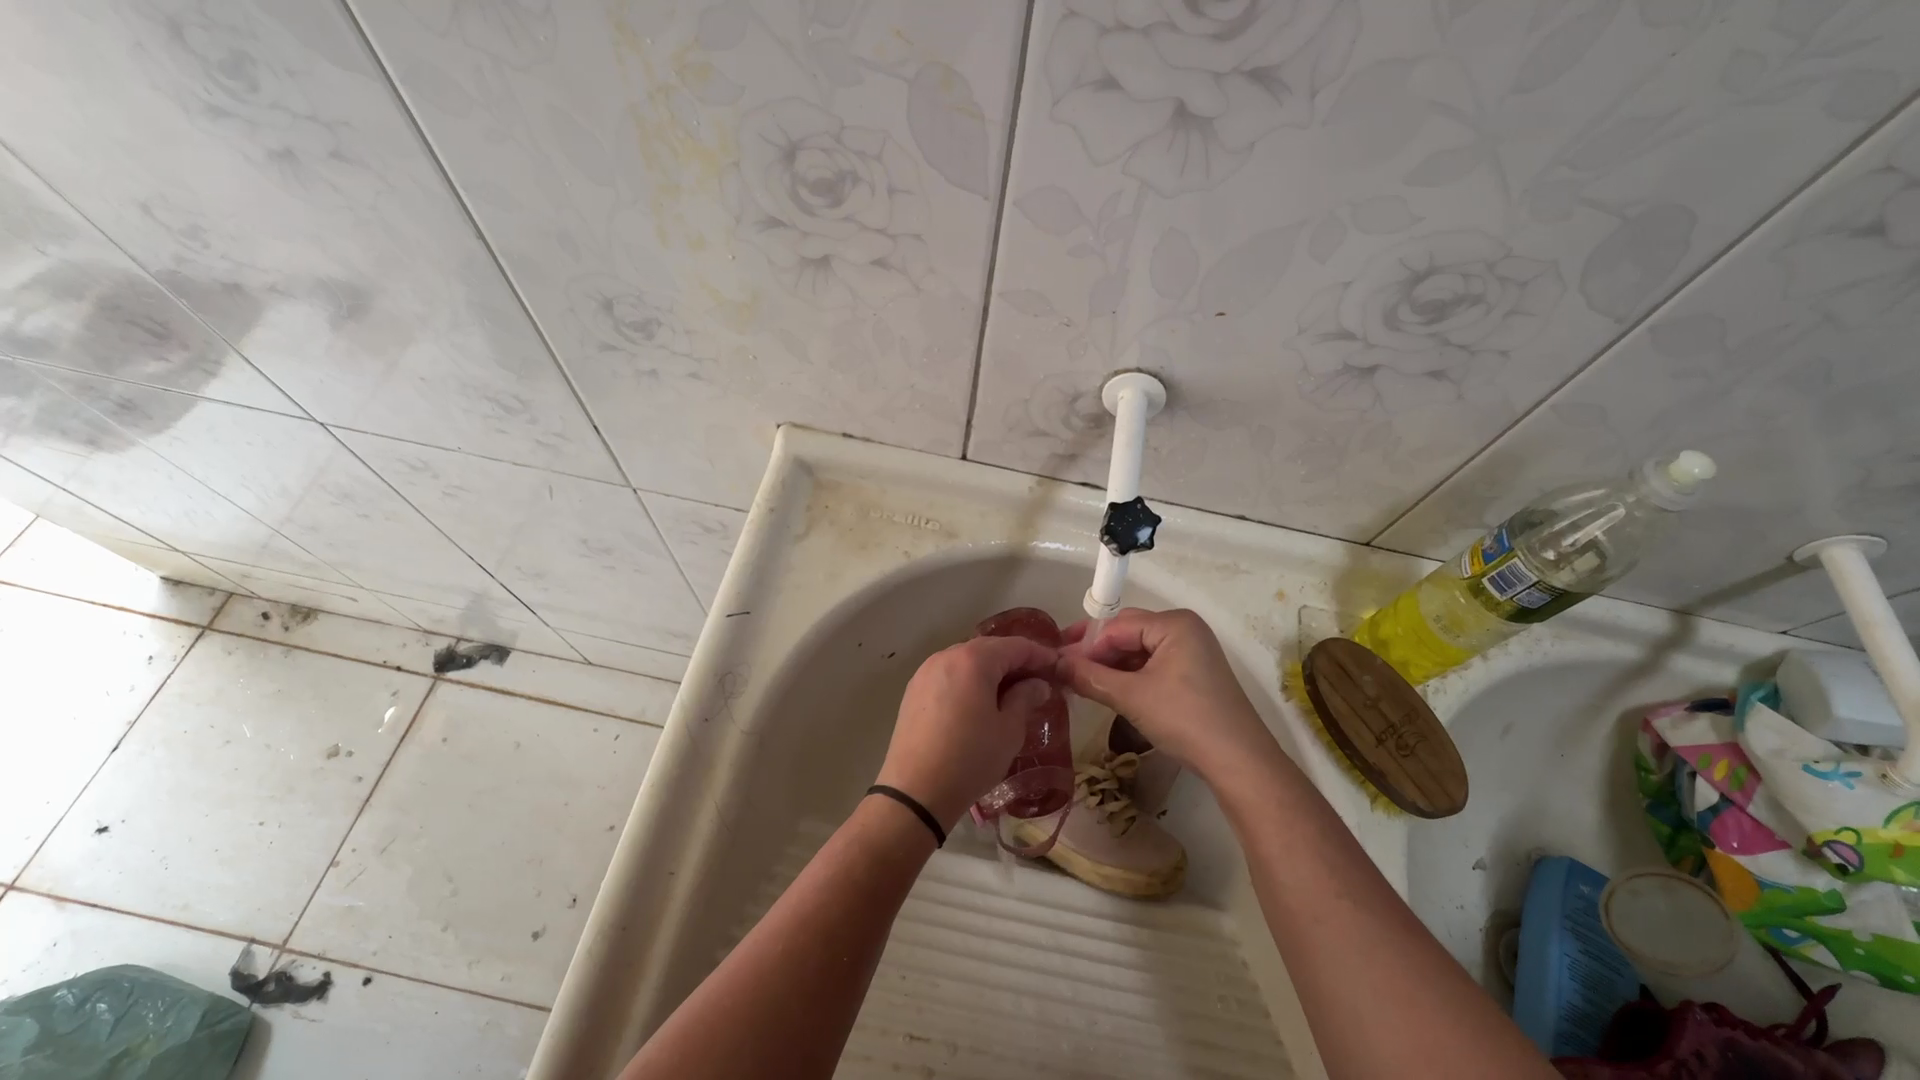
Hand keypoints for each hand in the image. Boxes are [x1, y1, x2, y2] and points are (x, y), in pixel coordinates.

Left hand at [875, 636, 1057, 829]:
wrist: (915, 792)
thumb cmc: (970, 759)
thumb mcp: (1009, 731)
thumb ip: (1025, 699)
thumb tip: (1037, 685)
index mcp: (973, 661)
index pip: (1014, 646)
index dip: (1039, 654)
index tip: (1057, 666)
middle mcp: (945, 656)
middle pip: (988, 649)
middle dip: (1014, 660)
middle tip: (1037, 680)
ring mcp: (925, 673)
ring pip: (966, 661)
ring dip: (990, 671)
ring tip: (1010, 692)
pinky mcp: (913, 692)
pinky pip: (949, 676)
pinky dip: (968, 681)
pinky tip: (979, 702)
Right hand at [1056, 608, 1277, 783]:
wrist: (1238, 760)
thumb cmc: (1184, 719)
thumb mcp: (1131, 697)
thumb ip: (1090, 677)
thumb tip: (1053, 664)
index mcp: (1173, 624)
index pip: (1116, 626)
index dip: (1084, 645)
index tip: (1055, 663)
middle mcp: (1185, 630)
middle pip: (1128, 634)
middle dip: (1095, 653)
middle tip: (1063, 670)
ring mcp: (1192, 652)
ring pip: (1139, 652)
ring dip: (1111, 667)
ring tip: (1081, 684)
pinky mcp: (1194, 676)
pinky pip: (1153, 666)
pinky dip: (1130, 678)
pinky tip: (1110, 692)